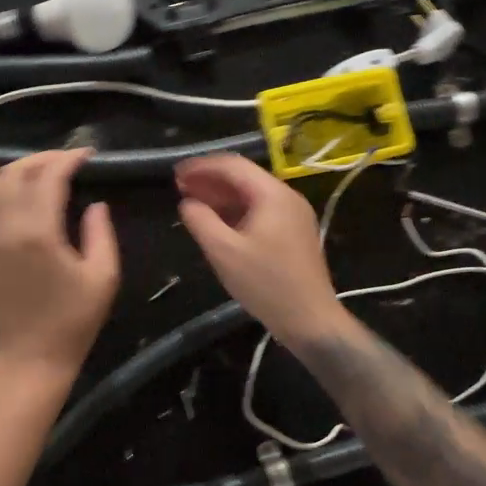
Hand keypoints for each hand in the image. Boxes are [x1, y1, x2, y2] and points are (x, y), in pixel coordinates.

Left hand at [0, 150, 119, 375]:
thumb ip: (101, 233)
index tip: (89, 156)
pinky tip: (23, 193)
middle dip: (45, 158)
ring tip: (47, 173)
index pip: (49, 177)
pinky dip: (3, 187)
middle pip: (18, 172)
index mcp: (38, 232)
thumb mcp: (103, 277)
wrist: (32, 357)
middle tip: (72, 161)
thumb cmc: (73, 321)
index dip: (70, 160)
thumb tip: (95, 204)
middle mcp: (6, 226)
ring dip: (21, 169)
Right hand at [175, 153, 348, 343]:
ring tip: (193, 203)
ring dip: (222, 197)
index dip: (201, 166)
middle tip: (180, 187)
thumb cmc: (266, 284)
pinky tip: (219, 223)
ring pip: (253, 196)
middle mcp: (287, 198)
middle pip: (244, 178)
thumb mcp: (224, 253)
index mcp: (272, 195)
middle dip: (211, 180)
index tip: (176, 173)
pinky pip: (262, 212)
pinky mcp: (295, 234)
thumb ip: (201, 221)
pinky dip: (237, 212)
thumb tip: (188, 204)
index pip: (233, 166)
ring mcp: (294, 216)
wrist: (310, 319)